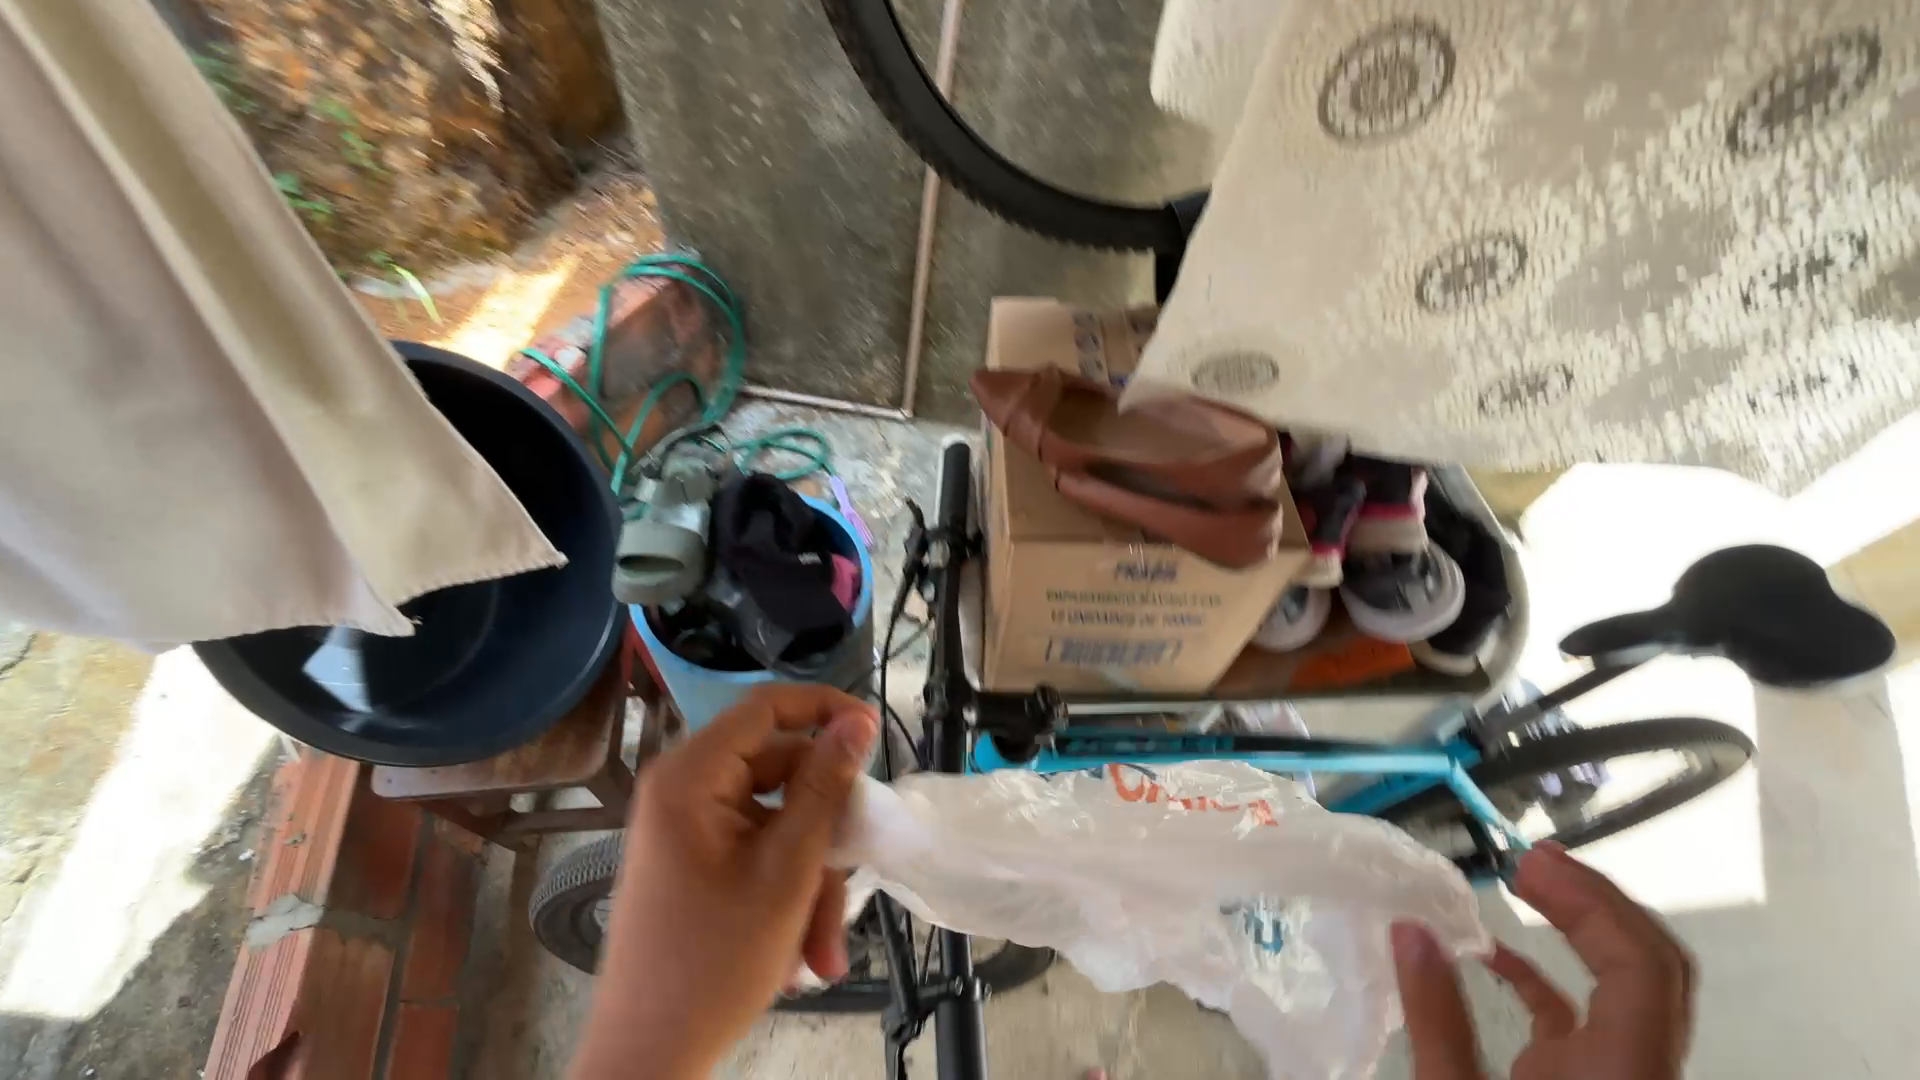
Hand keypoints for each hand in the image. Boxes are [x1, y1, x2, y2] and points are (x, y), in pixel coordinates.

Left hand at [570, 684, 878, 1079]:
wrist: (645, 1063)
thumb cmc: (715, 963)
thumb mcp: (787, 869)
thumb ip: (825, 786)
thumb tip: (857, 720)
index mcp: (690, 776)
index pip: (766, 707)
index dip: (825, 708)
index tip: (875, 733)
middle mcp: (684, 790)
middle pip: (779, 772)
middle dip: (824, 829)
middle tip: (855, 871)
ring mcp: (688, 827)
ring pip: (776, 819)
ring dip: (810, 874)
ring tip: (824, 946)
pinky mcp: (695, 859)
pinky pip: (757, 849)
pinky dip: (787, 887)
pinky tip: (804, 949)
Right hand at [1392, 843, 1694, 1079]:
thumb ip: (1436, 1017)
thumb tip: (1409, 928)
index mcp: (1619, 1074)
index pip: (1642, 966)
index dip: (1593, 900)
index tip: (1524, 864)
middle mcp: (1639, 1071)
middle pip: (1653, 965)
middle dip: (1594, 900)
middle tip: (1527, 860)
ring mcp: (1622, 1078)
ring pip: (1632, 987)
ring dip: (1580, 927)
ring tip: (1521, 885)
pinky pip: (1590, 1018)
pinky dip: (1550, 972)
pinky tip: (1494, 953)